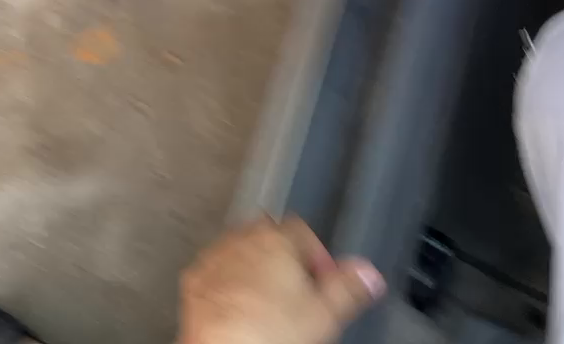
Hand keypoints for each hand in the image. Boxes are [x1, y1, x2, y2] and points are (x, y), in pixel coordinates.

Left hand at [178, 216, 386, 343]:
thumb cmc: (271, 333)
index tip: (324, 278)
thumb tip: (368, 273)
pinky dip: (229, 285)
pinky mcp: (195, 277)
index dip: (317, 254)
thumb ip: (349, 288)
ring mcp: (215, 256)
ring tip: (270, 306)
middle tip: (298, 294)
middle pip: (269, 237)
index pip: (302, 230)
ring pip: (241, 252)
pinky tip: (240, 311)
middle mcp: (242, 238)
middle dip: (285, 259)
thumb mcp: (324, 313)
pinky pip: (218, 272)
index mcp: (276, 239)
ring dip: (255, 269)